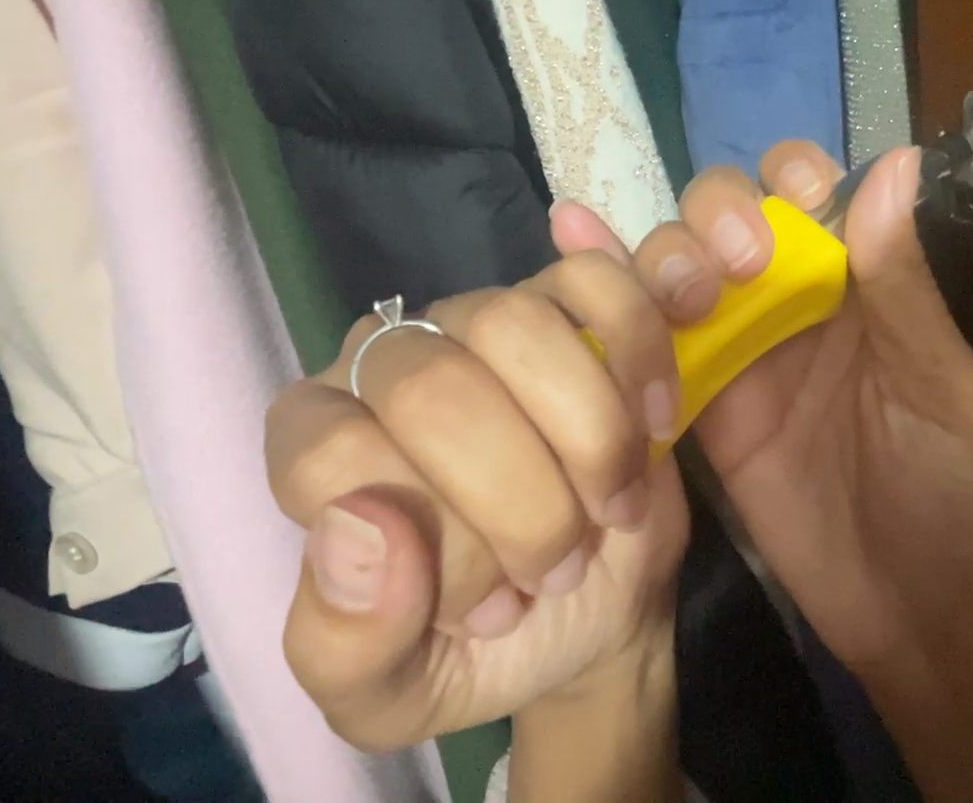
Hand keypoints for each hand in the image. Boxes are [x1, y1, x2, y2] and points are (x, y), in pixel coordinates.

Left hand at [263, 211, 688, 751]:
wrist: (593, 606)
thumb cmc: (483, 643)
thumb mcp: (393, 694)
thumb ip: (345, 642)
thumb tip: (363, 528)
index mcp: (318, 451)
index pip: (335, 457)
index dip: (435, 542)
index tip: (497, 605)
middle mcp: (388, 363)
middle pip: (433, 387)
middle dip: (524, 502)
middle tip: (562, 568)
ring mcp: (482, 317)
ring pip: (515, 322)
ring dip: (590, 436)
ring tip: (613, 503)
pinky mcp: (570, 302)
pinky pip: (595, 278)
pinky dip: (638, 350)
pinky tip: (653, 417)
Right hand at [613, 141, 972, 669]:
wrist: (910, 615)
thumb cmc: (950, 492)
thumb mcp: (937, 385)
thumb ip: (903, 283)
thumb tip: (897, 161)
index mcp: (858, 284)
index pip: (812, 195)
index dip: (793, 175)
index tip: (793, 194)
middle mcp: (789, 304)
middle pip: (727, 220)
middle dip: (718, 217)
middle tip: (737, 266)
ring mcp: (737, 355)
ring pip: (678, 272)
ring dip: (664, 258)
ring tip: (677, 295)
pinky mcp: (697, 409)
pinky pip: (648, 347)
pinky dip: (611, 302)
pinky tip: (574, 250)